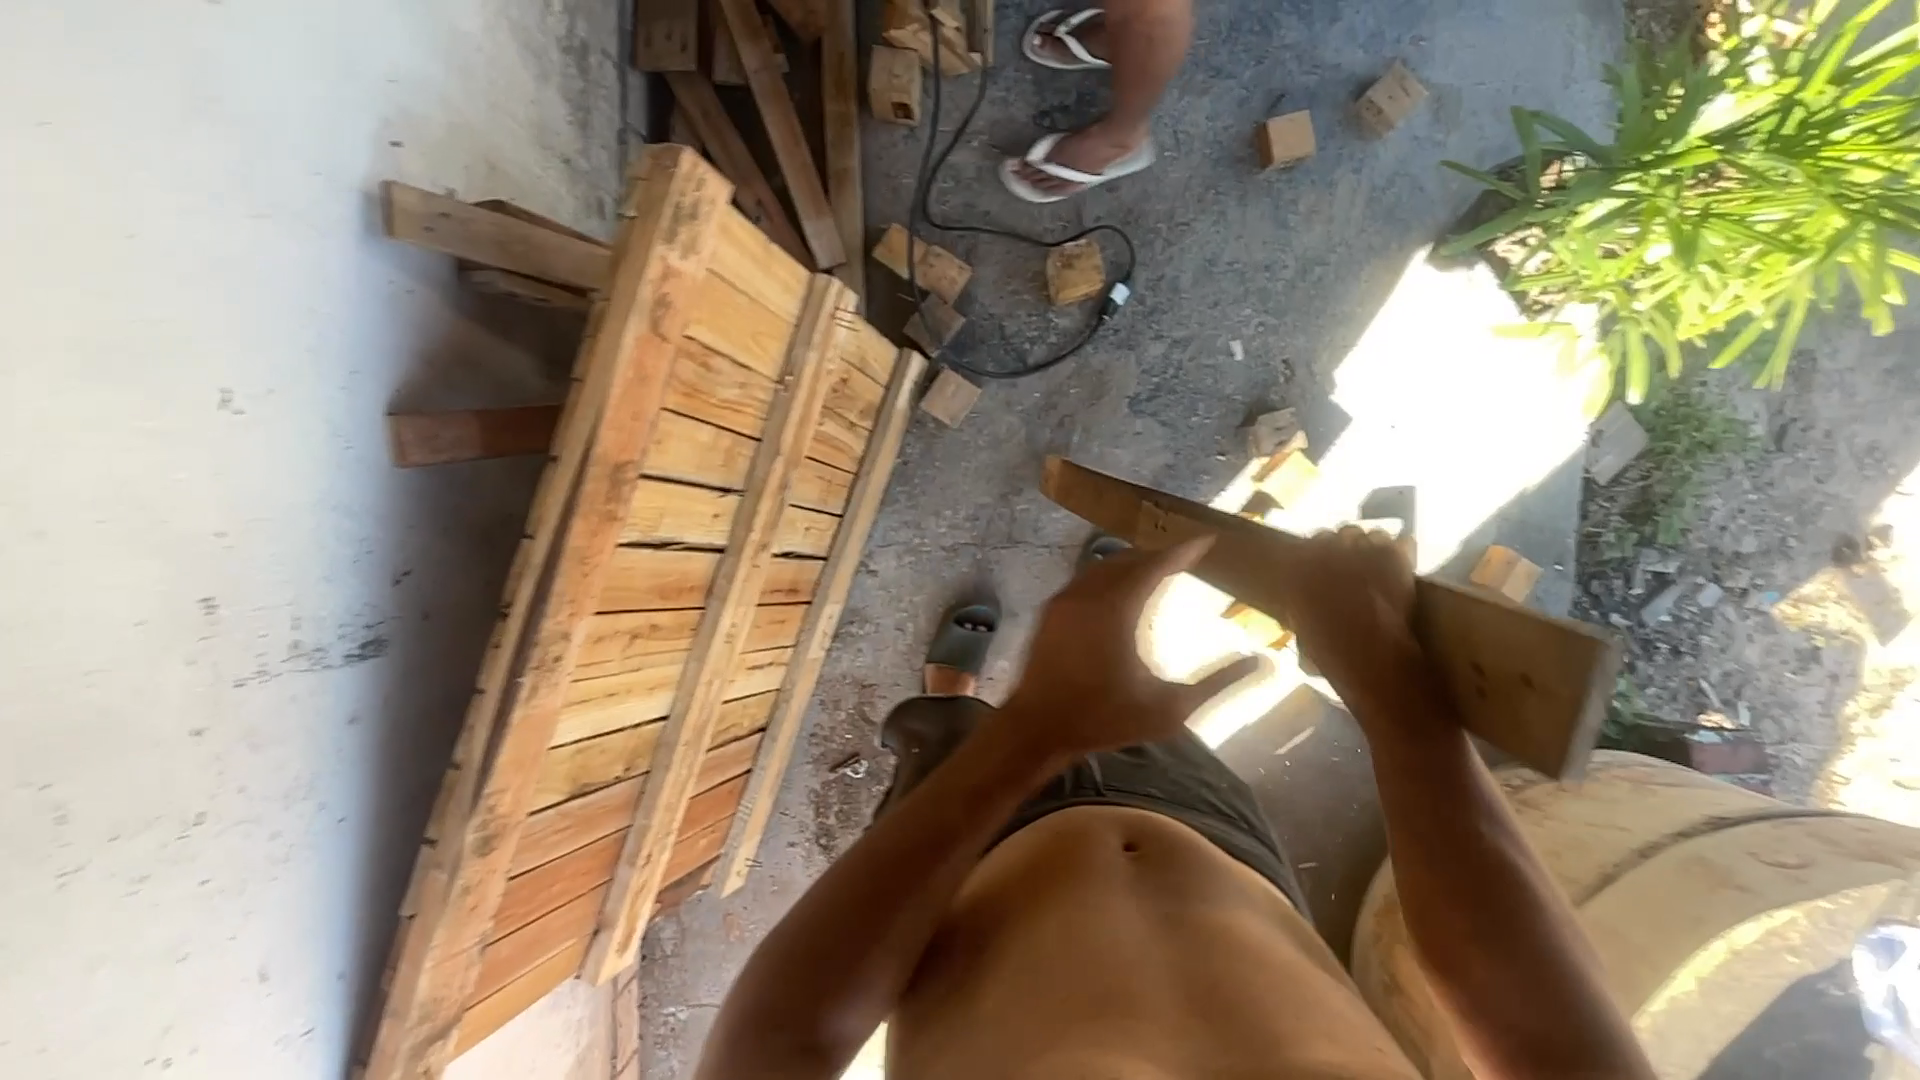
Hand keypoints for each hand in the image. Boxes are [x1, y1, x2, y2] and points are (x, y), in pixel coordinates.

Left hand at [995, 537, 1259, 760]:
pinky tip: (1120, 592)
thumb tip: (1261, 663)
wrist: (1036, 728)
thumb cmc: (1104, 720)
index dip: (1183, 550)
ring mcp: (1063, 601)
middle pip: (1128, 559)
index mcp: (1117, 610)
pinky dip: (1108, 576)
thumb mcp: (1169, 709)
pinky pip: (1084, 580)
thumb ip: (1217, 684)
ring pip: (1102, 566)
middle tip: (1186, 554)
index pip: (1156, 565)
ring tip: (1158, 568)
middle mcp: (1087, 595)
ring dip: (1131, 562)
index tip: (1207, 540)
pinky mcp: (1049, 612)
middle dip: (1158, 553)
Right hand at [1278, 526, 1443, 729]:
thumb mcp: (1303, 629)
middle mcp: (1331, 550)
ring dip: (1377, 548)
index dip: (1325, 550)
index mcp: (1304, 566)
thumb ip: (1300, 606)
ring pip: (1374, 535)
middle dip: (1351, 546)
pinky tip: (1404, 569)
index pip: (1316, 539)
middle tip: (1359, 567)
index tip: (1333, 564)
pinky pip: (1404, 542)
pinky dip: (1405, 553)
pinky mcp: (1396, 559)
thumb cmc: (1333, 654)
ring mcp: (1366, 552)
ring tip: (1383, 569)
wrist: (1374, 662)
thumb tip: (1300, 605)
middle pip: (1344, 532)